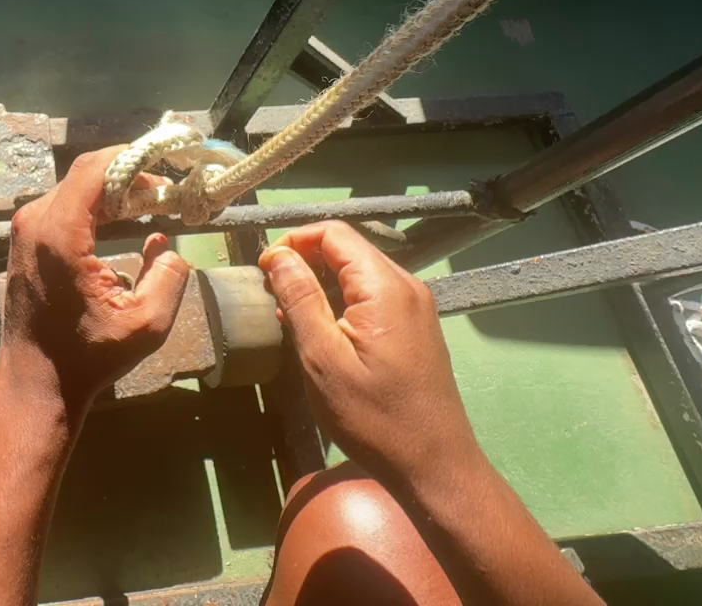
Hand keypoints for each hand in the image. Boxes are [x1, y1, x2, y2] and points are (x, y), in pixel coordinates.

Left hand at [0, 147, 192, 413]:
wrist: (35, 381)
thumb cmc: (88, 357)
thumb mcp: (146, 324)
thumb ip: (169, 277)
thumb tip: (168, 244)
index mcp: (59, 234)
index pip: (94, 169)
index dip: (132, 158)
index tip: (166, 164)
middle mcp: (35, 220)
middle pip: (86, 174)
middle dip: (129, 176)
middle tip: (167, 192)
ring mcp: (26, 228)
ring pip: (75, 187)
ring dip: (113, 190)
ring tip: (152, 204)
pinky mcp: (26, 238)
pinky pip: (64, 204)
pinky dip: (95, 205)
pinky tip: (124, 219)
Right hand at [259, 221, 479, 485]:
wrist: (435, 470)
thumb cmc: (374, 417)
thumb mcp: (323, 358)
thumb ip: (300, 298)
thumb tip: (277, 254)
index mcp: (385, 287)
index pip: (333, 233)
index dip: (293, 242)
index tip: (266, 271)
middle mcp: (405, 286)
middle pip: (345, 248)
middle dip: (304, 261)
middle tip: (274, 295)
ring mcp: (413, 306)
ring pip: (355, 271)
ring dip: (319, 283)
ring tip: (291, 315)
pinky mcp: (413, 326)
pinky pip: (369, 294)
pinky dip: (339, 300)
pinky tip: (320, 331)